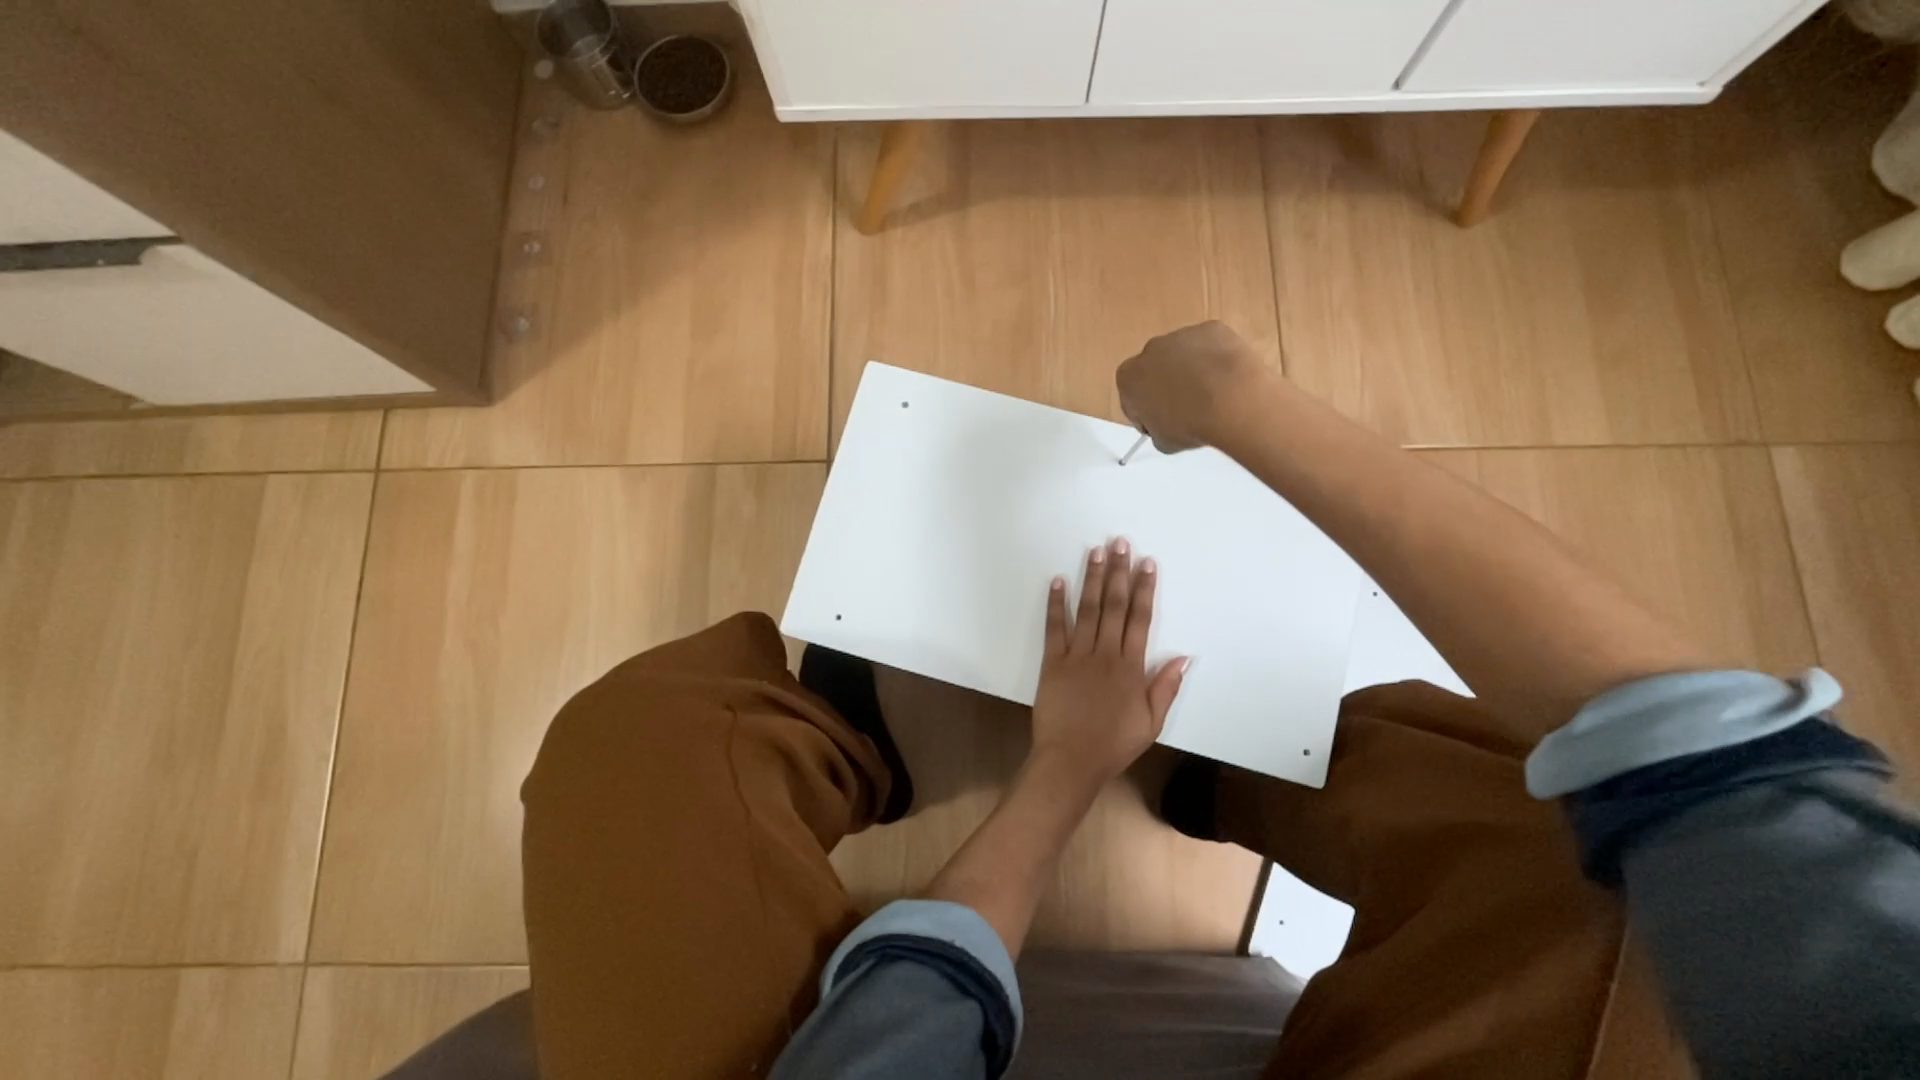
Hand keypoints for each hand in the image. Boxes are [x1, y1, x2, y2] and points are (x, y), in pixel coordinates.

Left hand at [1030, 537, 1188, 785]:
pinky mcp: (1053, 663)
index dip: (1145, 589)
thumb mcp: (1151, 722)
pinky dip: (1056, 604)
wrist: (1071, 760)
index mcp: (1131, 667)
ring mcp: (1077, 656)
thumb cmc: (1113, 745)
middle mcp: (1106, 654)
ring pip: (1087, 610)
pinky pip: (1055, 628)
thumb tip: (1183, 657)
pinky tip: (1058, 581)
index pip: (1141, 619)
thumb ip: (1165, 687)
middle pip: (1114, 605)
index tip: (1147, 563)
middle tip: (1120, 542)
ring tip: (1096, 551)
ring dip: (1092, 578)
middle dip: (1119, 572)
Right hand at [1116, 321, 1270, 452]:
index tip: (1161, 422)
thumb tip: (1165, 426)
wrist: (1232, 401)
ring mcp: (1181, 335)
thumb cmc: (1190, 423)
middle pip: (1156, 369)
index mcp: (1128, 377)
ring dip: (1194, 371)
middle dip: (1169, 386)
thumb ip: (1156, 428)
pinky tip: (1228, 379)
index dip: (1146, 411)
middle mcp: (1149, 350)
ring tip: (1213, 396)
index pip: (1131, 395)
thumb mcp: (1163, 441)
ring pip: (1186, 355)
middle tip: (1188, 409)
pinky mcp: (1211, 329)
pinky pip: (1212, 346)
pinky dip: (1218, 359)